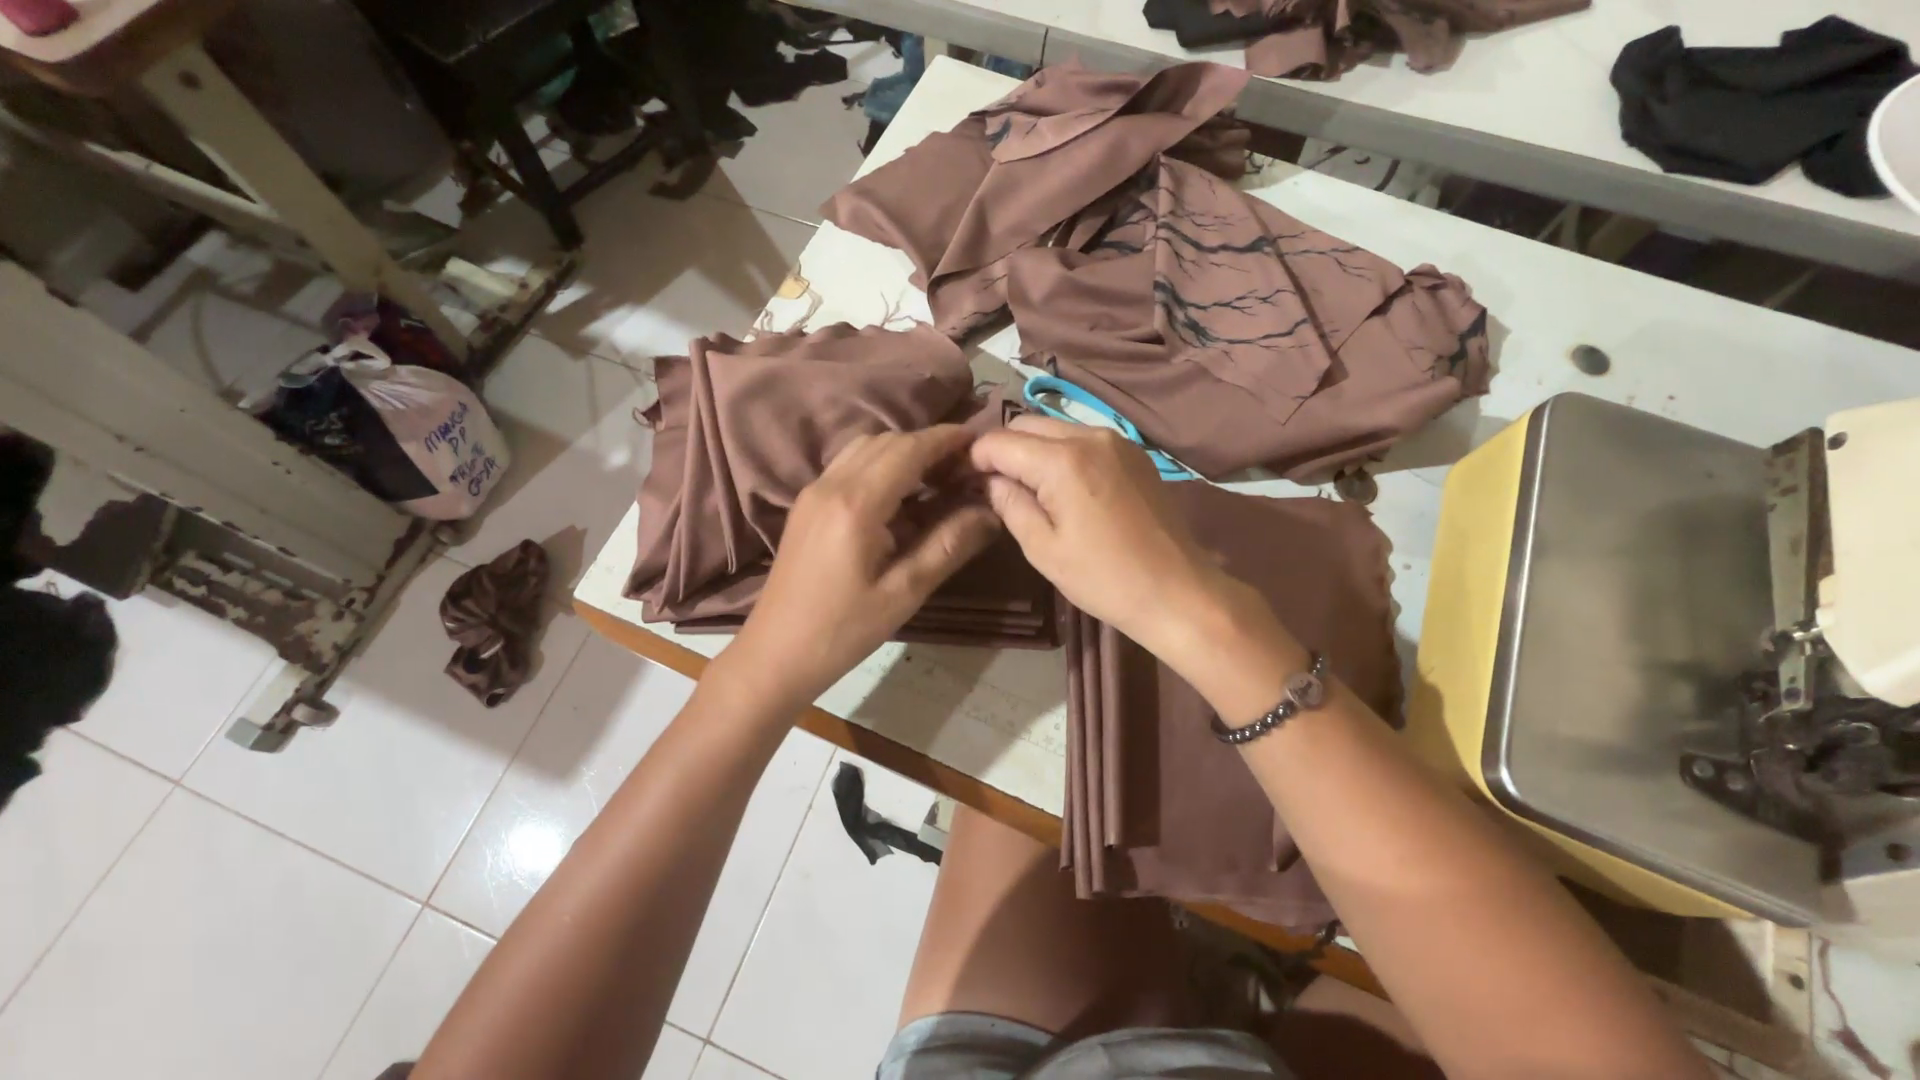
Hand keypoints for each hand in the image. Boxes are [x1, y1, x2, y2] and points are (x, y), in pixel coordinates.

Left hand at [722, 426, 1000, 707]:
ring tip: (938, 481)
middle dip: (928, 446)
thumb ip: (949, 545)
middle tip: (966, 469)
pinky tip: (901, 499)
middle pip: (887, 441)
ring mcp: (813, 492)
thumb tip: (990, 511)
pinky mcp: (806, 505)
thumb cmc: (843, 630)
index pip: (909, 449)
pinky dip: (880, 467)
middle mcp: (831, 484)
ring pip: (865, 448)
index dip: (947, 439)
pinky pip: (848, 466)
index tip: (980, 442)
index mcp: (857, 504)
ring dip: (903, 453)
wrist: (777, 653)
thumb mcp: (905, 592)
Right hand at [968, 416, 1238, 656]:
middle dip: (1003, 449)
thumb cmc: (1104, 578)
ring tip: (1025, 487)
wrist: (1177, 591)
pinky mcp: (1134, 454)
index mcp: (1062, 460)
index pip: (999, 441)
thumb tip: (990, 481)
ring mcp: (1117, 441)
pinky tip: (1062, 486)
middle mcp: (1089, 436)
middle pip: (1027, 424)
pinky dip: (1063, 453)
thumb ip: (1010, 505)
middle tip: (991, 485)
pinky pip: (1084, 440)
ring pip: (1056, 429)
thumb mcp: (1043, 549)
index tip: (963, 481)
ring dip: (1034, 450)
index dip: (975, 459)